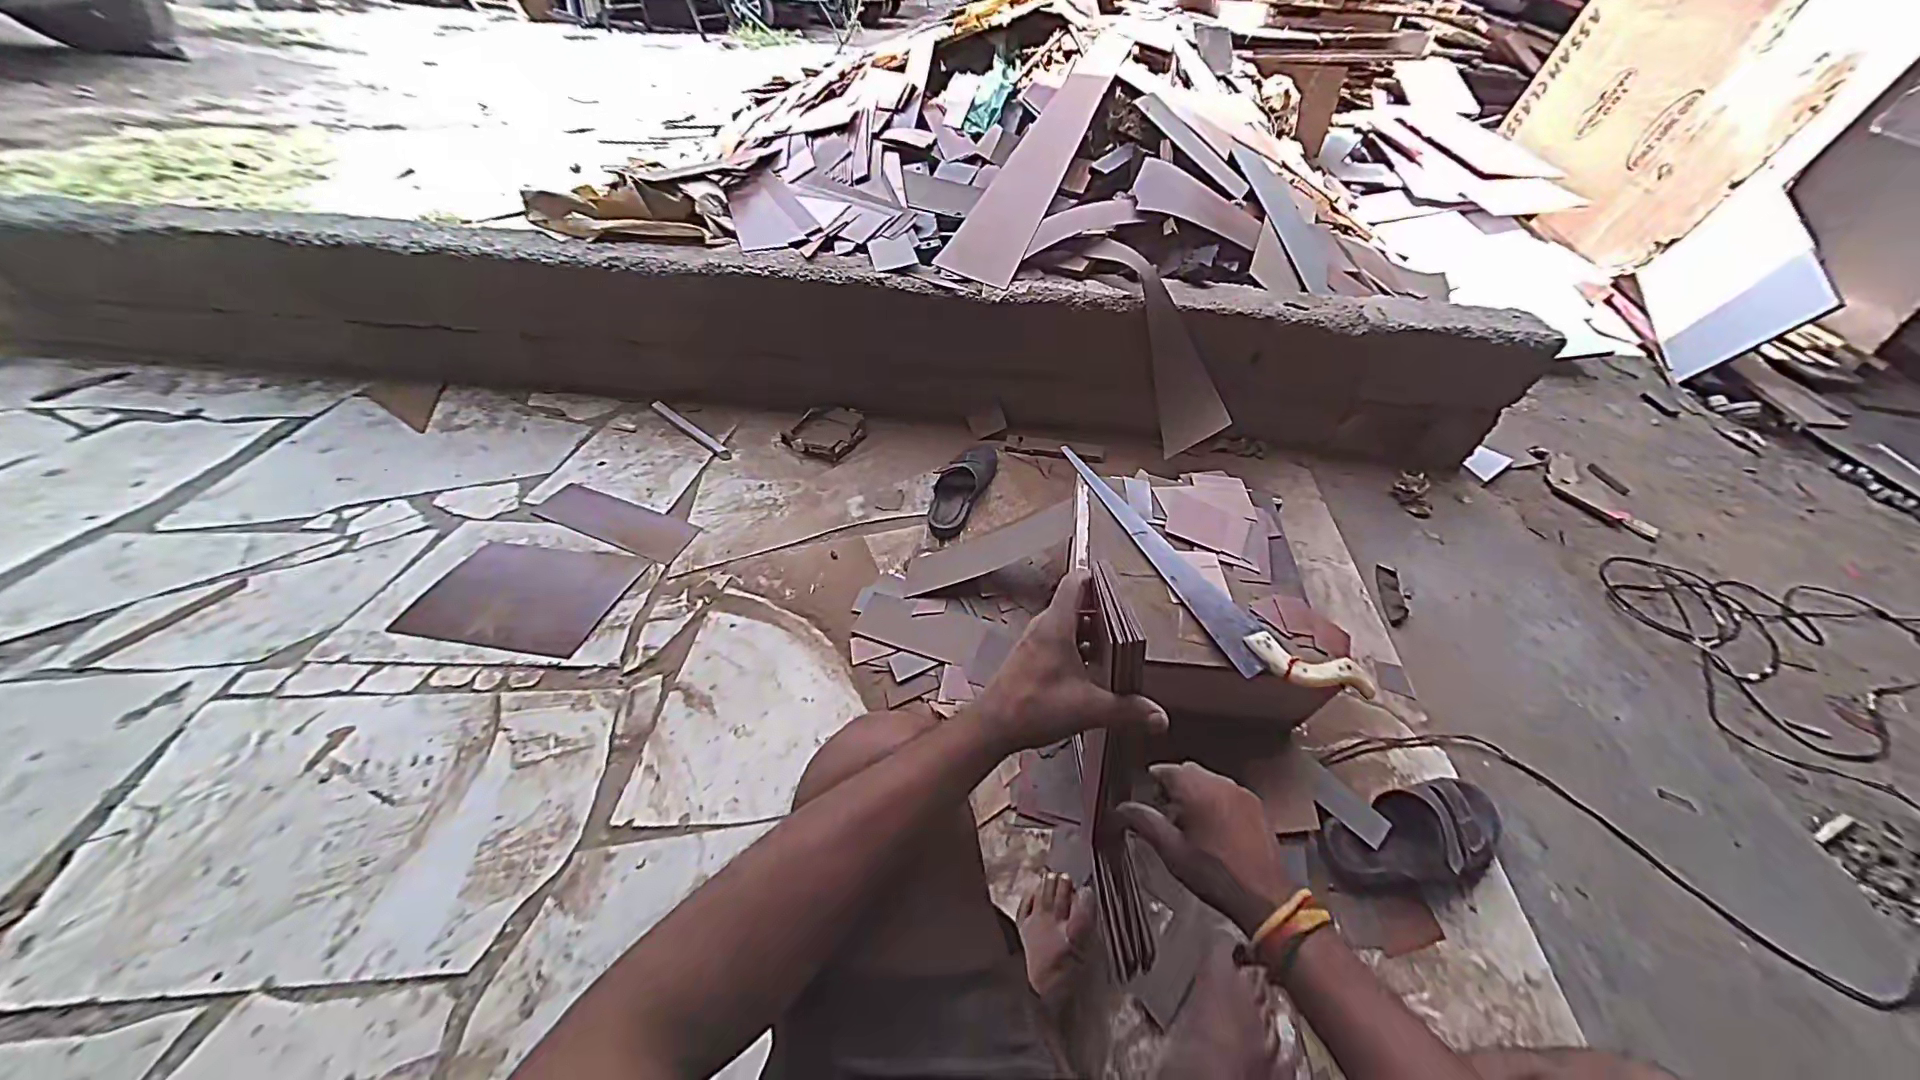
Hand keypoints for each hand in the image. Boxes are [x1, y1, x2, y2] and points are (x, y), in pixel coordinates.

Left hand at [970, 570, 1167, 752]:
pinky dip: (1076, 647)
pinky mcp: (1030, 658)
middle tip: (1126, 623)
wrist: (992, 726)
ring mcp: (1034, 643)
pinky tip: (1091, 670)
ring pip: (1066, 624)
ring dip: (1089, 632)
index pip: (1075, 583)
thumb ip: (1126, 710)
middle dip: (1101, 611)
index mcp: (1056, 626)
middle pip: (1075, 604)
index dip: (1096, 578)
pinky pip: (1057, 641)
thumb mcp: (1089, 708)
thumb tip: (1158, 716)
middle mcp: (1043, 628)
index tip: (1117, 585)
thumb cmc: (1032, 708)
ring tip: (1114, 647)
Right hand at [1115, 762, 1292, 934]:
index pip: (1164, 769)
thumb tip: (1122, 809)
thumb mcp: (1171, 851)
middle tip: (1167, 817)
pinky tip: (1214, 830)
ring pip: (1208, 780)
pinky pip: (1227, 792)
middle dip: (1173, 788)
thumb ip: (1145, 822)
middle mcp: (1220, 783)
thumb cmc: (1215, 875)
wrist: (1265, 899)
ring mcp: (1241, 793)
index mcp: (1196, 789)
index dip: (1152, 784)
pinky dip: (1216, 801)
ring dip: (1195, 794)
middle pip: (1187, 772)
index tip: (1148, 802)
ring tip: (1191, 826)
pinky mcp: (1256, 806)